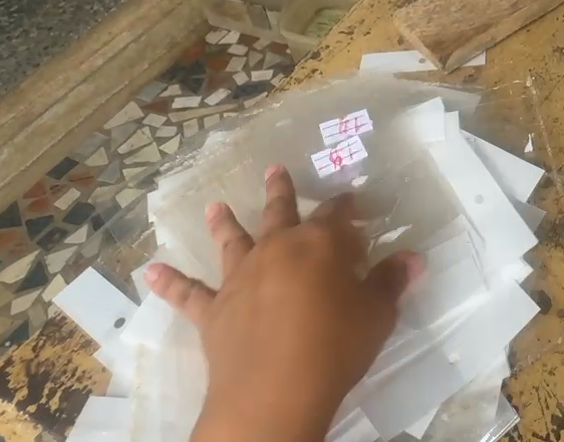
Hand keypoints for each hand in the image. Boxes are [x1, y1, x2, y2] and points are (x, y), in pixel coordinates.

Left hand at [145, 165, 422, 441]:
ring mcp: (241, 278)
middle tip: (276, 169)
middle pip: (281, 212)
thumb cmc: (334, 347)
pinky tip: (150, 270)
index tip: (352, 198)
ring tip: (215, 206)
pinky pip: (187, 294)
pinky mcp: (213, 312)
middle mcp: (278, 249)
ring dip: (224, 222)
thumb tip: (413, 258)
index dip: (346, 205)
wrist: (274, 394)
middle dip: (281, 190)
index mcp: (320, 243)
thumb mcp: (376, 315)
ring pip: (232, 241)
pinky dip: (169, 282)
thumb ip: (391, 282)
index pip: (337, 213)